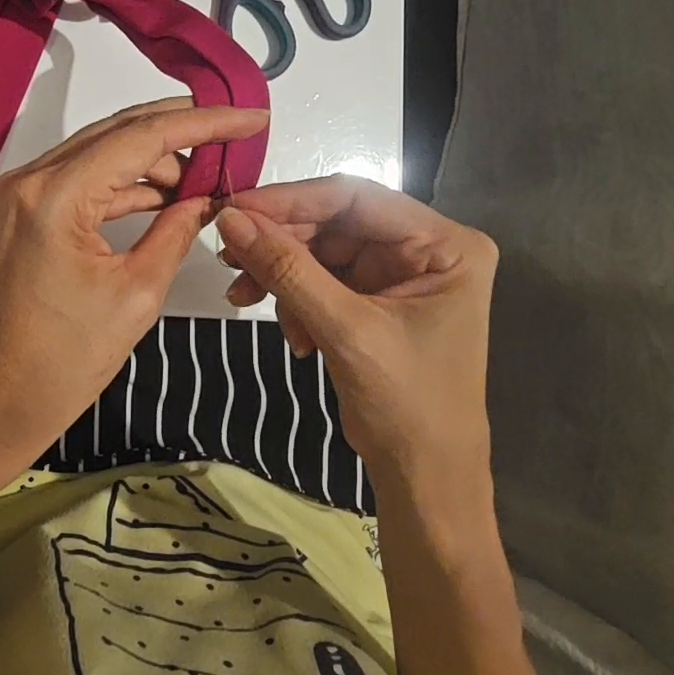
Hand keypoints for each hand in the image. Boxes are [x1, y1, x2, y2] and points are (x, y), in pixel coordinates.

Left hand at [0, 99, 270, 473]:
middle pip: (117, 132)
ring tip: (208, 178)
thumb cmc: (66, 362)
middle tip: (235, 139)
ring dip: (154, 161)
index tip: (250, 117)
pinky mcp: (24, 210)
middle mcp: (30, 179)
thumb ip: (177, 231)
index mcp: (54, 196)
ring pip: (102, 152)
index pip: (139, 137)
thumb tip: (210, 197)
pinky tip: (168, 197)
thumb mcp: (137, 293)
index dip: (202, 122)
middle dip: (180, 131)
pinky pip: (84, 180)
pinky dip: (126, 185)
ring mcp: (22, 192)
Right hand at [212, 177, 498, 518]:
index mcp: (445, 244)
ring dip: (280, 276)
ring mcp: (398, 273)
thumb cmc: (406, 404)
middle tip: (228, 258)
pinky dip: (293, 299)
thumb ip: (286, 269)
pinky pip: (319, 279)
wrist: (424, 477)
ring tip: (245, 300)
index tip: (233, 209)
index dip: (290, 201)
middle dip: (280, 245)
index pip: (355, 197)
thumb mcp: (344, 330)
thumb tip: (228, 218)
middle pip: (333, 223)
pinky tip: (291, 335)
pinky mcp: (373, 298)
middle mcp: (425, 248)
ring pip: (319, 251)